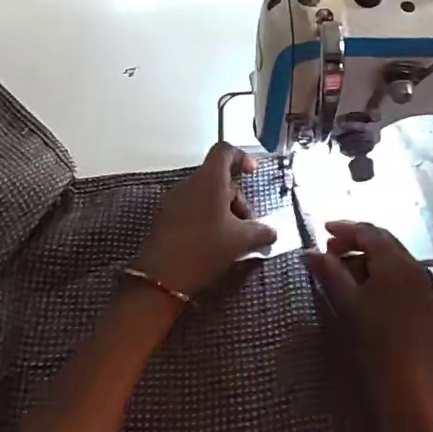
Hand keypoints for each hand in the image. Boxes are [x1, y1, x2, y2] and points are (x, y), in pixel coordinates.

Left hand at [131, 143, 275, 297]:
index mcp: (209, 180)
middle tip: (248, 226)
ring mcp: (173, 201)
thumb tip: (272, 232)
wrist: (160, 280)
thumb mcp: (241, 241)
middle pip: (219, 179)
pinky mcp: (164, 218)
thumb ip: (261, 232)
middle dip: (238, 199)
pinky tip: (213, 244)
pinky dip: (207, 219)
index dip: (242, 157)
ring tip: (232, 239)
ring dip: (223, 211)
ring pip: (206, 196)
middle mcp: (189, 184)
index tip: (253, 173)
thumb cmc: (204, 249)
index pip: (225, 151)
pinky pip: (192, 208)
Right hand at [307, 222, 432, 422]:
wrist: (411, 388)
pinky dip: (378, 272)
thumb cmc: (375, 344)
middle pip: (383, 241)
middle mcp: (414, 266)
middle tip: (328, 250)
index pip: (369, 232)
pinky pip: (398, 274)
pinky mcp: (423, 302)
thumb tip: (309, 252)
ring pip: (391, 258)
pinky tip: (361, 288)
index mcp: (397, 262)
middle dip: (355, 242)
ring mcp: (422, 284)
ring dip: (366, 258)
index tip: (322, 230)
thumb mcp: (347, 305)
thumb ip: (329, 273)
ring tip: (339, 271)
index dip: (345, 228)